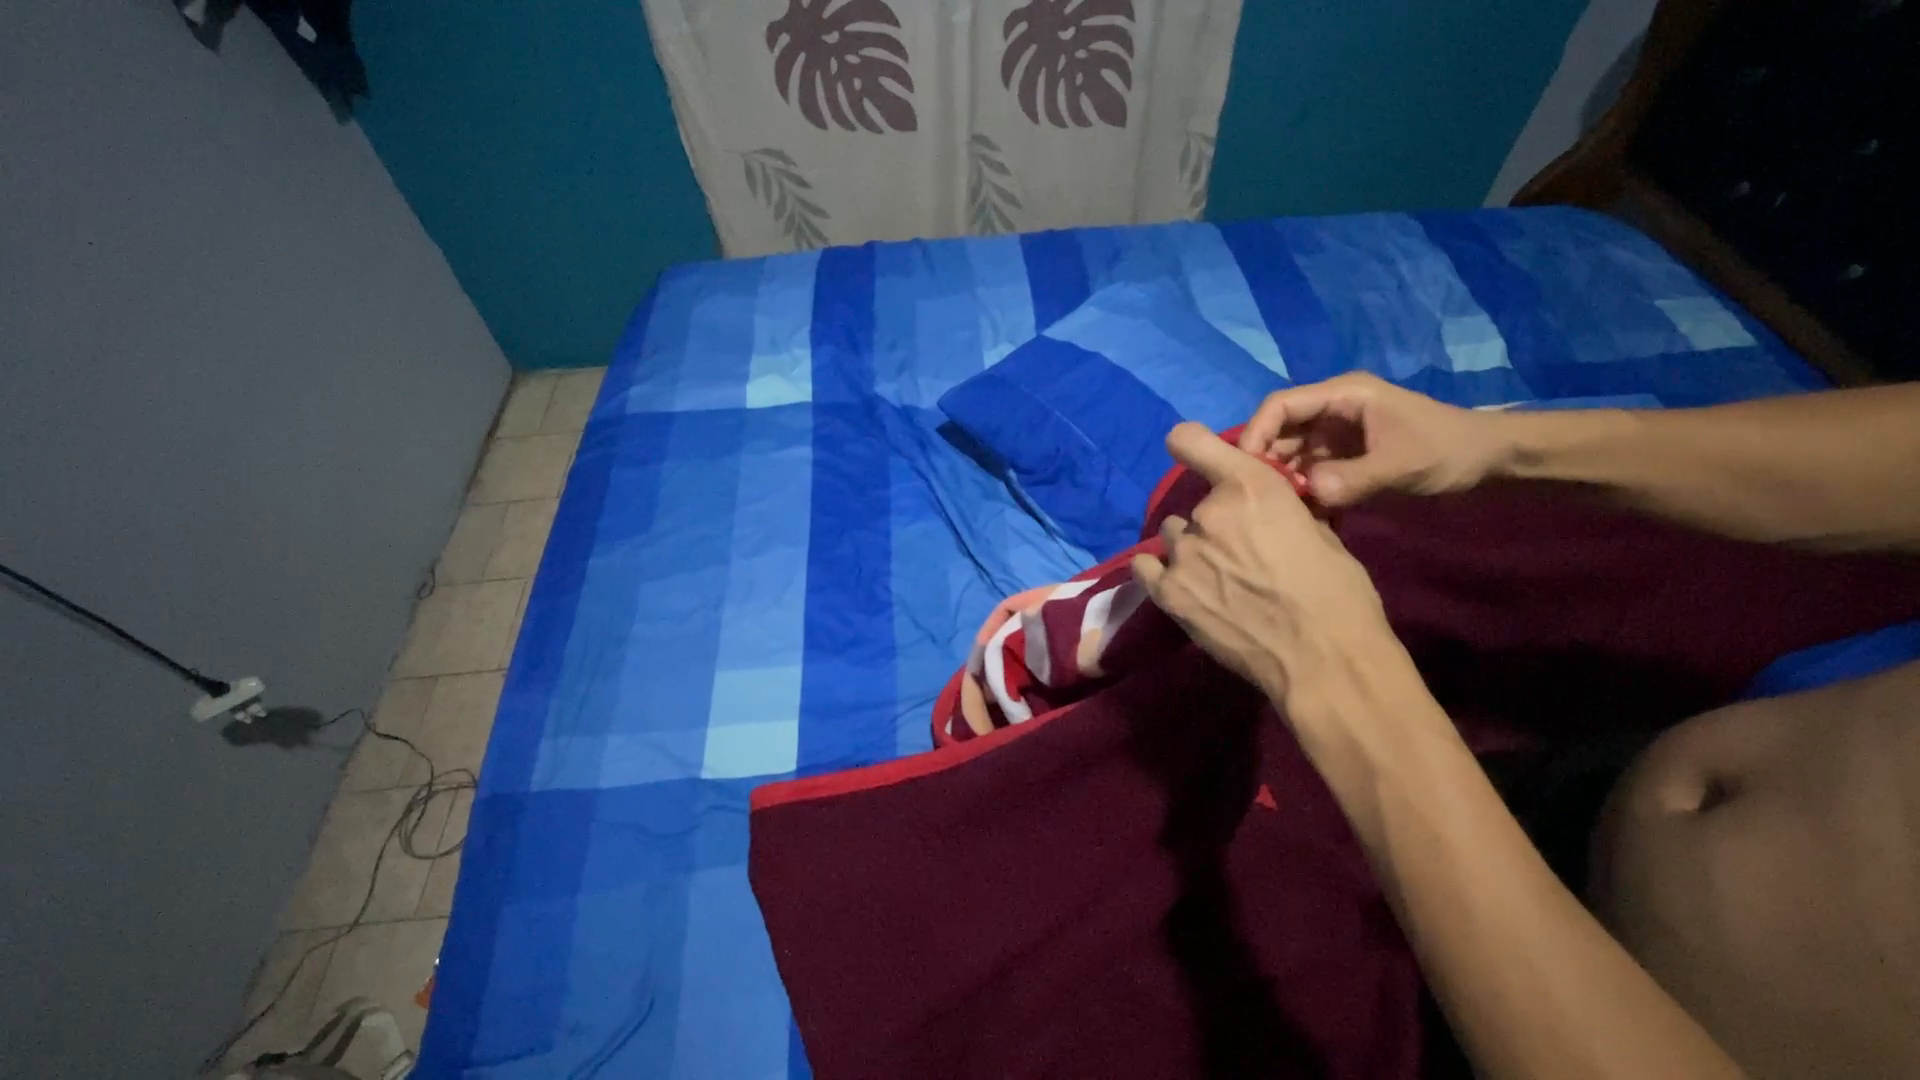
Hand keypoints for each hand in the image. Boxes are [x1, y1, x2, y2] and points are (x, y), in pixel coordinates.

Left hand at [1131, 423, 1401, 710]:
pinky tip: (1180, 584)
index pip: (1190, 440)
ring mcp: (1182, 555)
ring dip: (1192, 548)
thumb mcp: (1320, 533)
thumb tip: (1269, 508)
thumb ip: (1281, 510)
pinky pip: (1146, 567)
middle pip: (1197, 506)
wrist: (1324, 660)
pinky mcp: (1168, 594)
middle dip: (1215, 522)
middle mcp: (1207, 513)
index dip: (1190, 445)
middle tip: (1241, 553)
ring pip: (1174, 535)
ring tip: (1217, 576)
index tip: (1195, 456)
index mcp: (1250, 488)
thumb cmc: (1339, 594)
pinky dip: (1161, 571)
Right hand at [1237, 373, 1510, 506]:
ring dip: (1282, 479)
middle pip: (1279, 431)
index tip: (1244, 469)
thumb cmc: (1448, 451)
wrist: (1491, 462)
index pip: (1280, 405)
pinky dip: (1301, 490)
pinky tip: (1299, 513)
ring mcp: (1337, 435)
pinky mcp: (1344, 458)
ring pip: (1290, 454)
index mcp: (1343, 396)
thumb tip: (1308, 494)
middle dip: (1265, 462)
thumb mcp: (1401, 465)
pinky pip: (1309, 471)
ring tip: (1277, 509)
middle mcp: (1332, 411)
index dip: (1255, 433)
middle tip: (1257, 497)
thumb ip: (1351, 479)